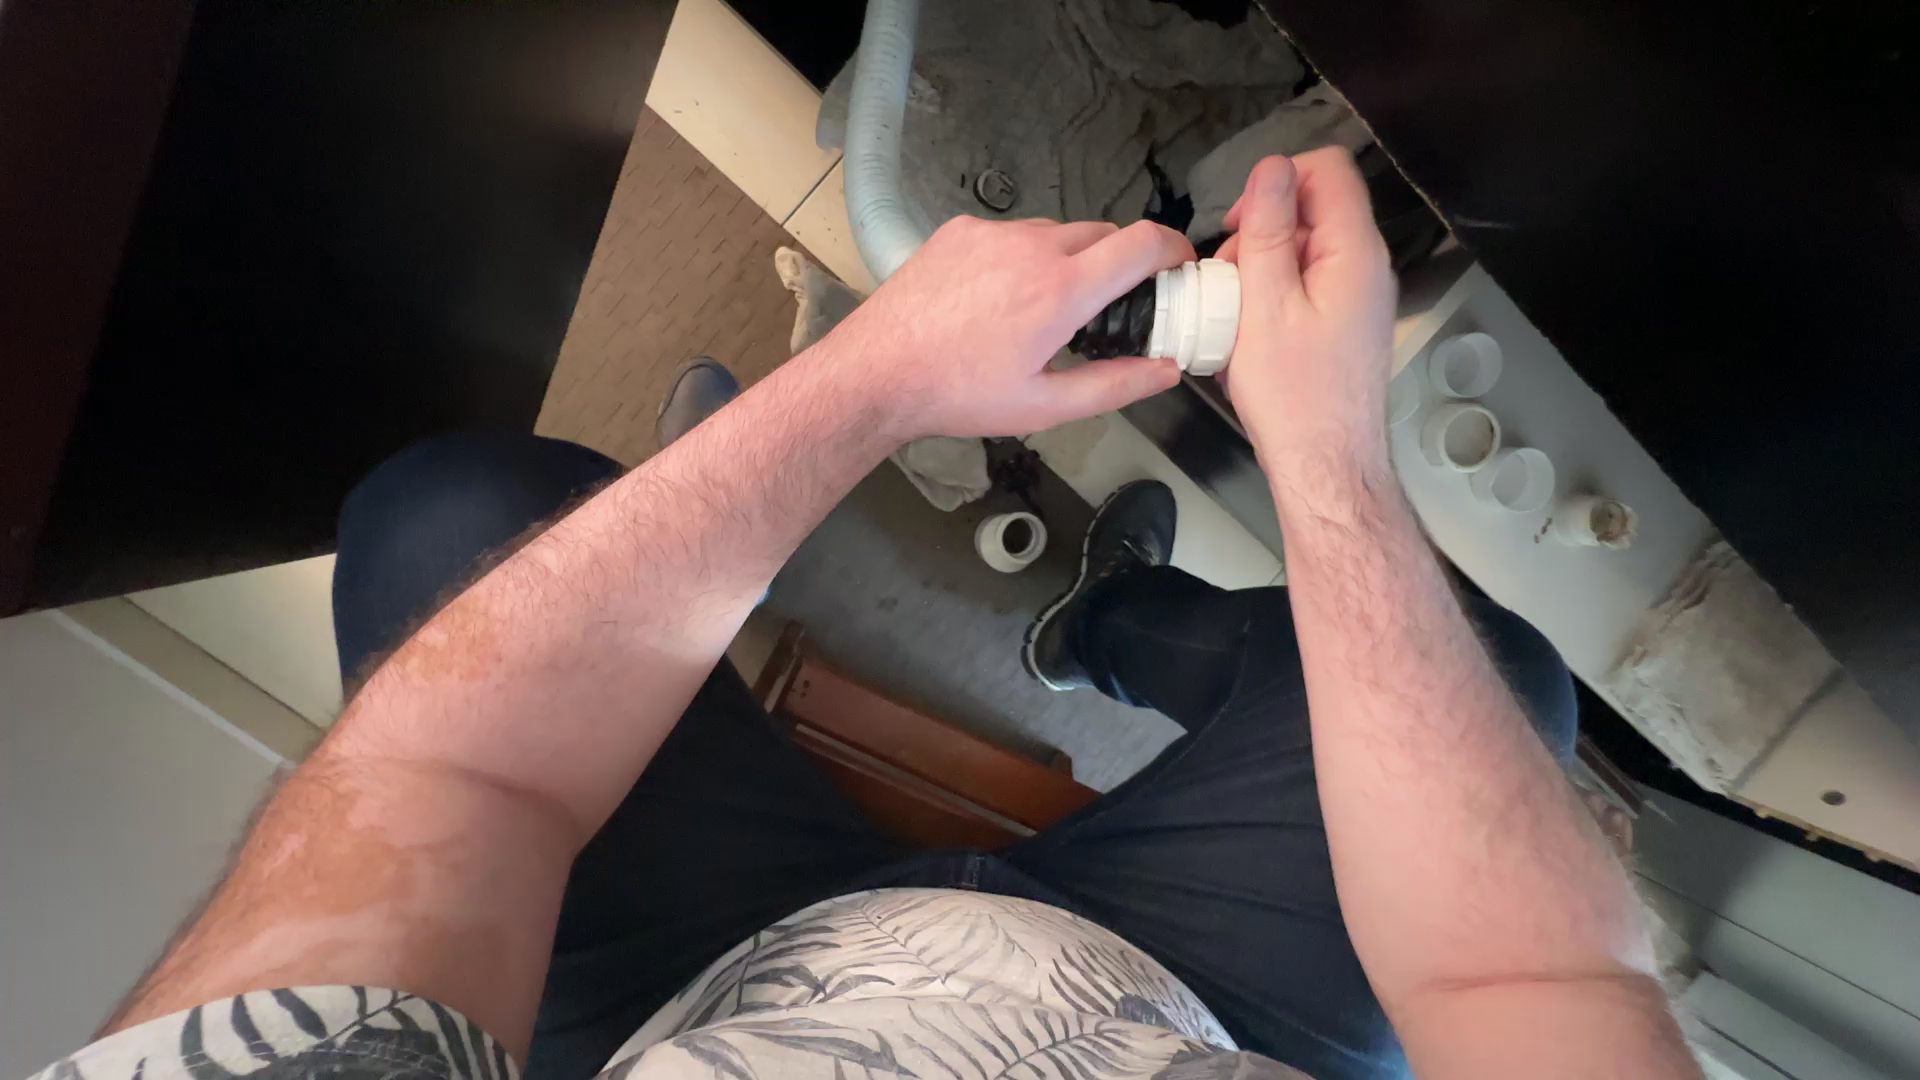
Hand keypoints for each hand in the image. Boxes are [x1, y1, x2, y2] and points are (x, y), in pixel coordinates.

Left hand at [823, 216, 1191, 439]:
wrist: (878, 371)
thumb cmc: (961, 395)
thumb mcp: (1044, 405)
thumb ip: (1114, 385)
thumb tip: (1168, 370)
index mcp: (1061, 290)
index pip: (1142, 242)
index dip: (1173, 249)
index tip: (1179, 266)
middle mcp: (1032, 245)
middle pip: (1103, 234)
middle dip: (1119, 264)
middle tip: (1107, 307)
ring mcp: (992, 232)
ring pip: (1057, 232)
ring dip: (1069, 260)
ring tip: (1045, 308)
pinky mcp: (959, 230)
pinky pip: (1012, 233)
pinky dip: (1024, 256)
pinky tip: (999, 296)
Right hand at [1217, 150, 1396, 470]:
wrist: (1322, 462)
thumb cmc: (1289, 391)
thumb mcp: (1265, 305)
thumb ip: (1269, 232)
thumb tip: (1270, 167)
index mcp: (1353, 252)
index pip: (1326, 171)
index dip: (1275, 184)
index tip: (1234, 228)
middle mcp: (1366, 267)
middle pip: (1312, 214)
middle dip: (1259, 237)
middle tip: (1224, 285)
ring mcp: (1357, 301)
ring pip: (1303, 257)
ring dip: (1259, 273)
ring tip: (1230, 318)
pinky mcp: (1343, 329)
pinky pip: (1304, 293)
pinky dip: (1270, 302)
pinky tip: (1246, 338)